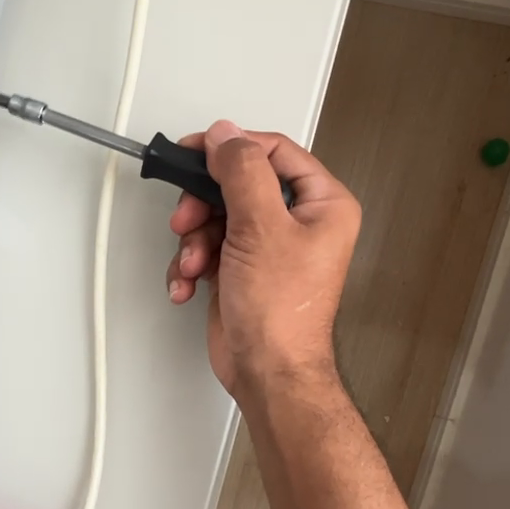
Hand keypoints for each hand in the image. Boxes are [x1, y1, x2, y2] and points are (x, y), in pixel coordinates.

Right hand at [165, 121, 360, 398]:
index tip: (196, 153)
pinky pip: (205, 250)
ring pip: (214, 219)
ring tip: (195, 264)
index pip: (273, 153)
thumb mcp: (262, 229)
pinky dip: (190, 266)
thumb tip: (226, 136)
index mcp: (322, 204)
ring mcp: (265, 248)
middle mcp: (296, 223)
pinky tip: (188, 285)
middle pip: (236, 185)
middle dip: (204, 205)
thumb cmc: (283, 317)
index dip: (231, 150)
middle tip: (187, 218)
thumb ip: (243, 173)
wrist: (268, 372)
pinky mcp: (239, 272)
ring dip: (194, 242)